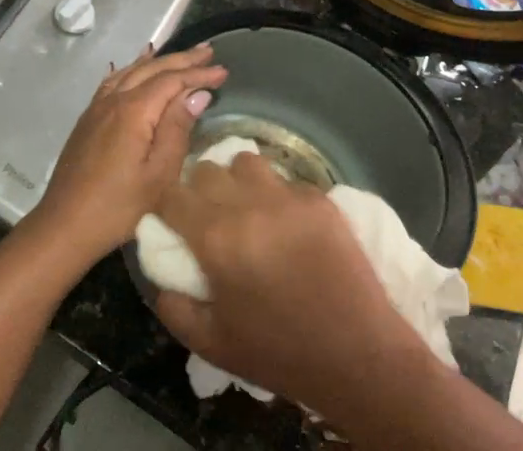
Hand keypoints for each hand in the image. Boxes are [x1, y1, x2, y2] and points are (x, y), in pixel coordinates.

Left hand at [23, 45, 224, 270]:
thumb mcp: (159, 175)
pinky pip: (114, 82)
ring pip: (130, 72)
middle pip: (150, 70)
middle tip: (208, 52)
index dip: (198, 74)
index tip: (224, 70)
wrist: (65, 223)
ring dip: (157, 63)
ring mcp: (96, 108)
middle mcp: (112, 100)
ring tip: (180, 58)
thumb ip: (177, 130)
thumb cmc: (118, 207)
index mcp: (132, 110)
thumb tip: (196, 94)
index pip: (171, 81)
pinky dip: (132, 71)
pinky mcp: (88, 120)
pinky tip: (137, 73)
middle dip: (181, 60)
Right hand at [152, 155, 432, 414]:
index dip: (166, 207)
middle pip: (206, 169)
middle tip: (209, 218)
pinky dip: (279, 197)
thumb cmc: (279, 353)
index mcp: (214, 237)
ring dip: (239, 181)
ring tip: (247, 209)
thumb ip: (173, 307)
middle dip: (200, 190)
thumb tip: (162, 279)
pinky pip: (288, 182)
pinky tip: (288, 226)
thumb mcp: (211, 344)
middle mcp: (247, 206)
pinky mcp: (322, 203)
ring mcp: (288, 200)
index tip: (173, 224)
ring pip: (247, 162)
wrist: (360, 360)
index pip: (171, 194)